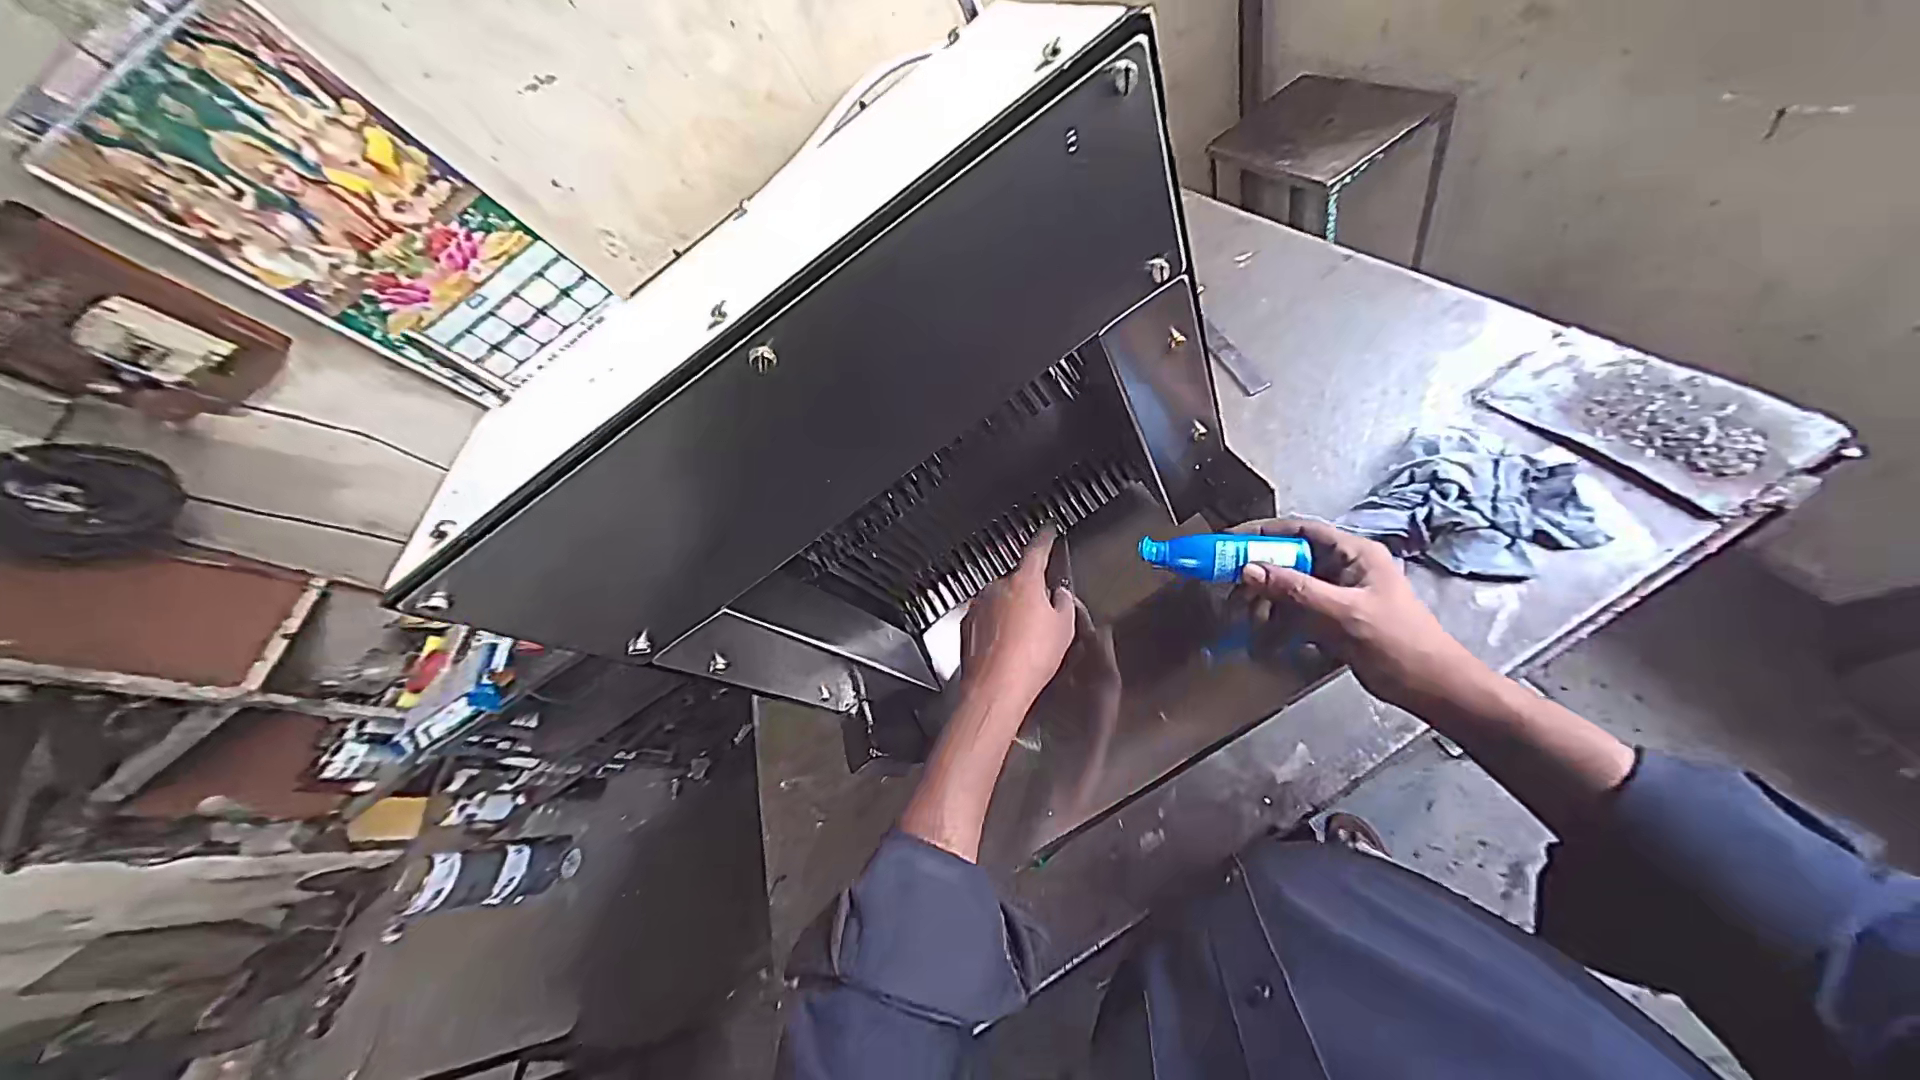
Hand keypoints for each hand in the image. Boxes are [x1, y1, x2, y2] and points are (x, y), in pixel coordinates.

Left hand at [958, 527, 1077, 707]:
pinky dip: (996, 628)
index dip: (1046, 538)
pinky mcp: (968, 625)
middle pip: (1018, 581)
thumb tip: (1059, 596)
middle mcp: (998, 588)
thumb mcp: (1063, 629)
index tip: (1048, 531)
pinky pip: (987, 619)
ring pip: (1001, 601)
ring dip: (1012, 614)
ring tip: (1025, 642)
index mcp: (1024, 582)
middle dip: (1030, 595)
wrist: (995, 688)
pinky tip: (1008, 648)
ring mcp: (980, 605)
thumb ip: (1063, 603)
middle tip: (1042, 620)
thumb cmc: (1029, 659)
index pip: (1037, 550)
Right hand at [1231, 518, 1495, 711]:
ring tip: (1242, 613)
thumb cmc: (1398, 644)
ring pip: (1290, 585)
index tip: (1227, 541)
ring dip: (1264, 597)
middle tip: (1227, 584)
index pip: (1300, 530)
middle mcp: (1344, 567)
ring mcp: (1339, 593)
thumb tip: (1247, 569)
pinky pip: (1296, 609)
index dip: (1261, 532)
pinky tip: (1261, 631)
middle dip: (1257, 570)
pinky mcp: (1334, 617)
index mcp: (1355, 553)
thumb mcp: (1344, 613)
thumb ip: (1295, 589)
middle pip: (1290, 557)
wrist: (1435, 689)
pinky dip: (1276, 616)